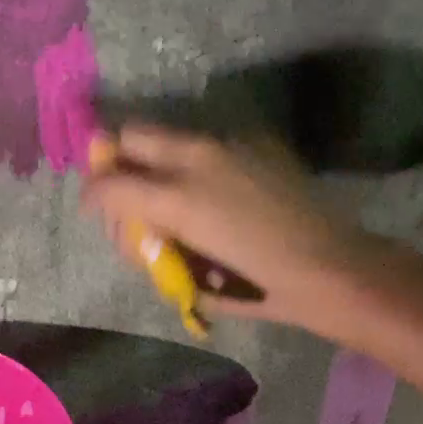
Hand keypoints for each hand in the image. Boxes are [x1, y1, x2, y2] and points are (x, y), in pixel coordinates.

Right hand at [81, 123, 382, 333]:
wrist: (330, 269)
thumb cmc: (258, 287)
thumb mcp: (190, 275)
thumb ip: (150, 243)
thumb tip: (131, 226)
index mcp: (177, 194)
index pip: (112, 180)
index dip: (93, 192)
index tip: (92, 208)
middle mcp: (197, 157)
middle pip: (134, 136)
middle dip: (118, 161)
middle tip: (123, 196)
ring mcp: (229, 146)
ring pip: (169, 138)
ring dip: (154, 163)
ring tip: (165, 202)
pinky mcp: (256, 146)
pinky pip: (205, 146)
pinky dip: (191, 165)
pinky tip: (207, 198)